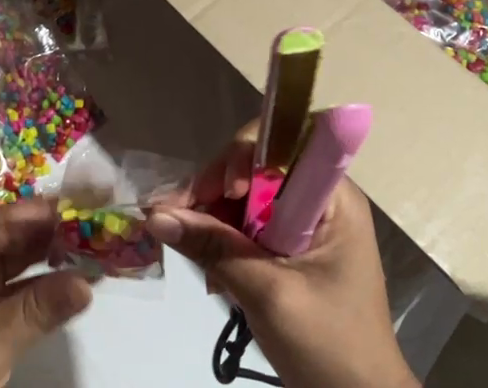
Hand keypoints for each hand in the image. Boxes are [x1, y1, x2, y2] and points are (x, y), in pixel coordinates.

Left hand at [0, 197, 95, 387]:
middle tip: (96, 222)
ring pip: (20, 264)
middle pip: (11, 240)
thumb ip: (36, 311)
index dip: (38, 212)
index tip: (79, 203)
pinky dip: (49, 286)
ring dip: (54, 256)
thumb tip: (88, 283)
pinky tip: (79, 280)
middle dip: (52, 232)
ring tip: (95, 245)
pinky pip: (23, 291)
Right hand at [147, 125, 418, 387]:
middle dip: (214, 188)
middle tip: (175, 217)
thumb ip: (214, 248)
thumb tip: (154, 215)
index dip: (246, 153)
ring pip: (243, 194)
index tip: (221, 191)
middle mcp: (318, 199)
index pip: (285, 141)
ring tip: (182, 241)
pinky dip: (219, 237)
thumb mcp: (268, 294)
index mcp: (333, 198)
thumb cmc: (329, 345)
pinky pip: (245, 223)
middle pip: (255, 166)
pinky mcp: (288, 247)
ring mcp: (303, 223)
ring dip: (210, 215)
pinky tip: (205, 265)